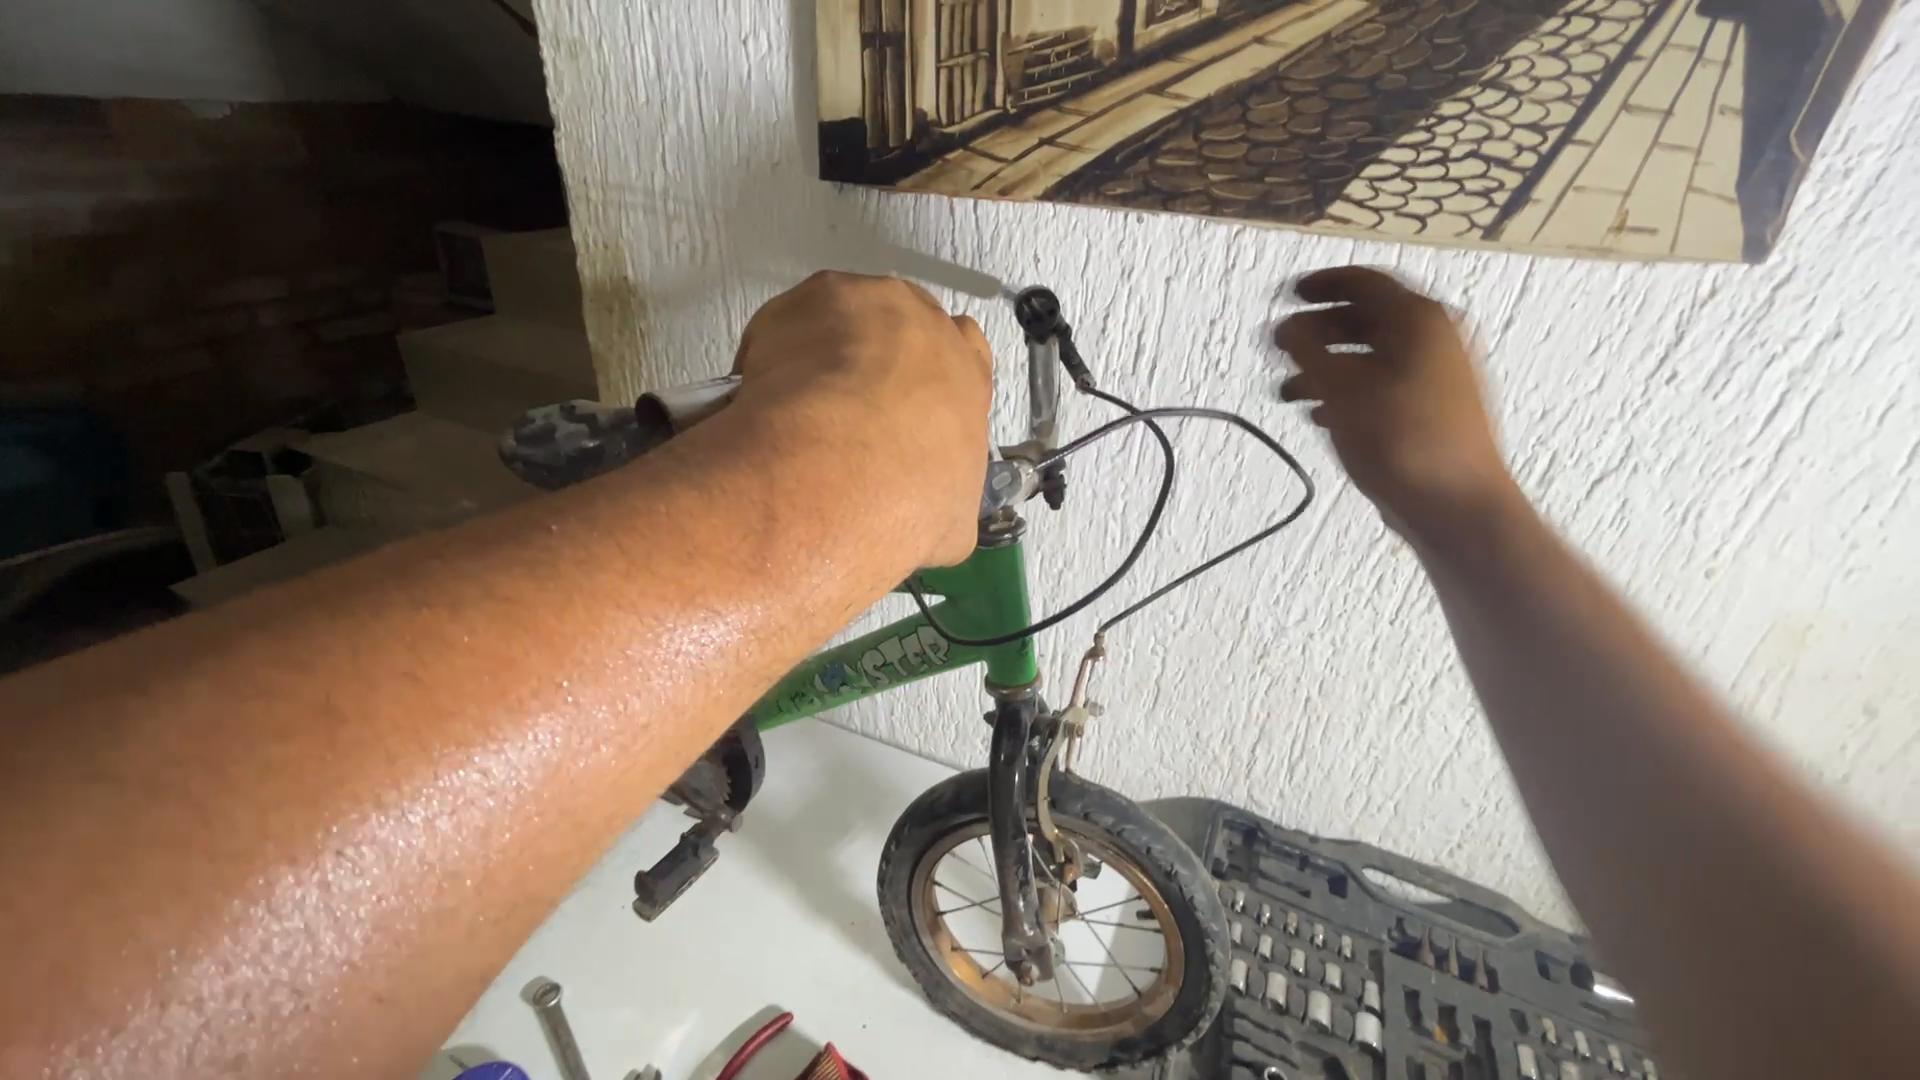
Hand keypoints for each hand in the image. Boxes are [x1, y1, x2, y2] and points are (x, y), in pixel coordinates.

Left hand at [731, 271, 992, 566]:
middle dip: (880, 352)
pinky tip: (763, 390)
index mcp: (970, 382)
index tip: (903, 402)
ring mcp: (879, 303)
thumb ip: (947, 503)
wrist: (851, 470)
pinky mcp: (824, 293)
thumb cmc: (908, 499)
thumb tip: (933, 521)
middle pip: (908, 324)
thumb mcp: (952, 522)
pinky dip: (778, 348)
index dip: (929, 376)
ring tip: (796, 397)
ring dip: (827, 346)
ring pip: (850, 313)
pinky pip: (797, 317)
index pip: (965, 355)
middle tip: (846, 397)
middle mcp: (933, 330)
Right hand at [1276, 266, 1521, 543]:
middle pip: (1365, 318)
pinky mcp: (1431, 406)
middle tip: (1281, 348)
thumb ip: (1307, 351)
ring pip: (1370, 354)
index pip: (1363, 282)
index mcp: (1417, 320)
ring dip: (1327, 365)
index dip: (1320, 284)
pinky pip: (1381, 382)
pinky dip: (1348, 388)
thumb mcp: (1341, 389)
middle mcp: (1433, 337)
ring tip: (1289, 392)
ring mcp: (1436, 373)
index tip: (1286, 295)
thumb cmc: (1398, 438)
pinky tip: (1321, 414)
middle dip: (1318, 331)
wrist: (1456, 503)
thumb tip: (1284, 325)